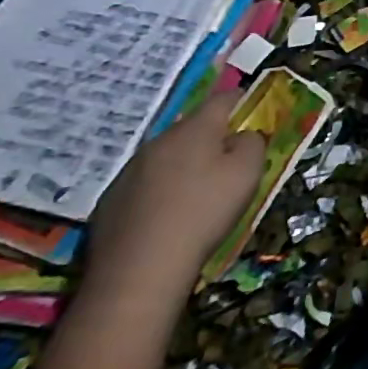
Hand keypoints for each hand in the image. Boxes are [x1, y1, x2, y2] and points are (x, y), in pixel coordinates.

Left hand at [86, 87, 266, 290]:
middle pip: (193, 127)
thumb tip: (244, 136)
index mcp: (194, 129)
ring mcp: (129, 171)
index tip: (256, 117)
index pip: (224, 98)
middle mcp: (158, 141)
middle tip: (232, 162)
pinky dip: (162, 190)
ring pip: (168, 155)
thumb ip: (253, 143)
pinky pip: (146, 183)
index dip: (244, 101)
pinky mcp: (110, 200)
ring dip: (186, 164)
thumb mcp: (248, 172)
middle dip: (214, 137)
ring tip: (200, 193)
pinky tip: (170, 216)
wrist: (139, 270)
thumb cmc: (204, 211)